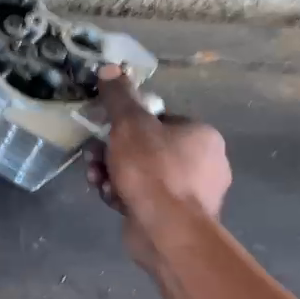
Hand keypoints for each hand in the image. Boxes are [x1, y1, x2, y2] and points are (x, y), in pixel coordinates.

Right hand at [86, 65, 230, 264]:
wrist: (168, 230)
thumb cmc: (153, 170)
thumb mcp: (129, 125)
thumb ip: (119, 97)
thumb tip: (111, 68)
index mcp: (201, 136)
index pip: (157, 119)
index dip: (125, 124)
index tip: (104, 131)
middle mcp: (205, 162)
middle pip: (144, 147)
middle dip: (112, 152)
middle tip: (94, 158)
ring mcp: (193, 192)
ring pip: (140, 172)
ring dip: (111, 173)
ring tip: (98, 180)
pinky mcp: (178, 215)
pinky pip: (145, 195)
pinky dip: (123, 194)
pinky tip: (111, 199)